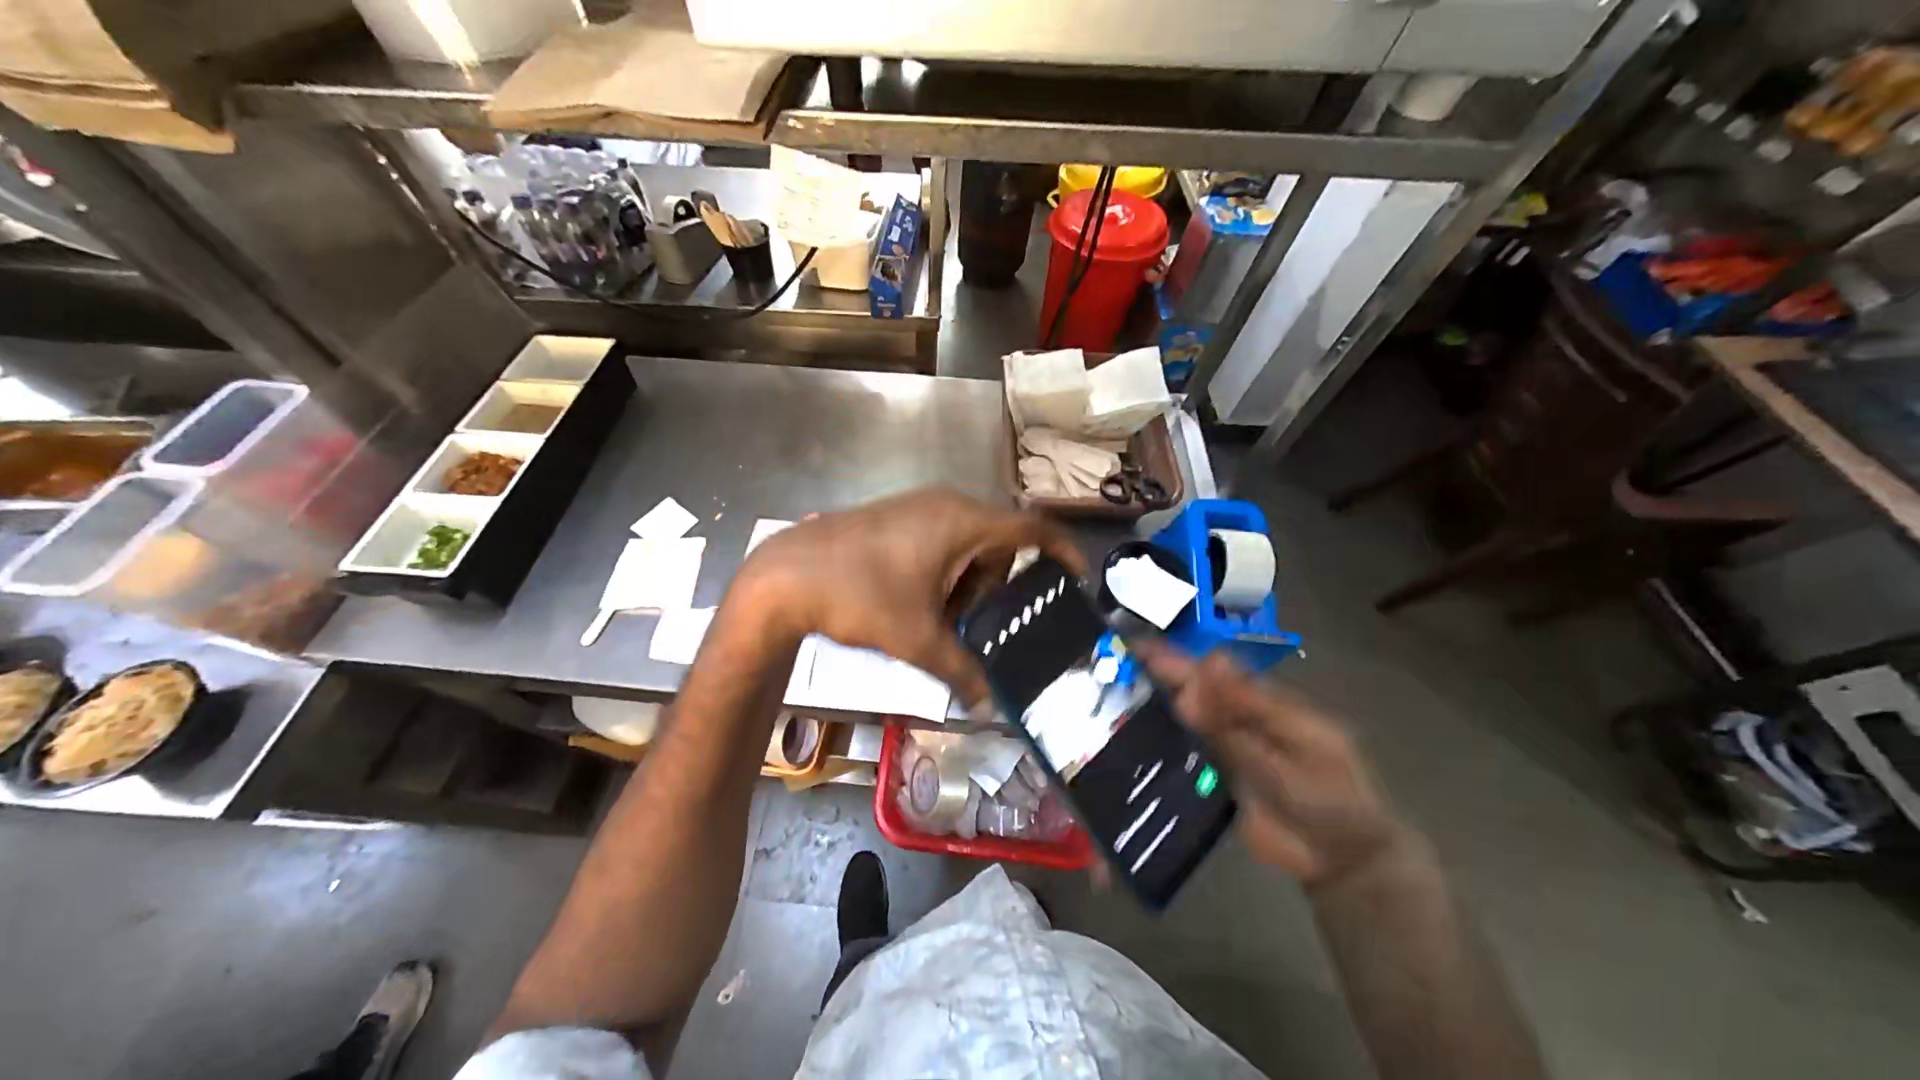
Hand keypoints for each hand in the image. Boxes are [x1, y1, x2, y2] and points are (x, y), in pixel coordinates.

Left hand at [732, 487, 1084, 706]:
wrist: (784, 576)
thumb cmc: (857, 596)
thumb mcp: (915, 638)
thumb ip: (959, 668)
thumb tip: (985, 701)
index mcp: (962, 520)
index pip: (1032, 527)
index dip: (1062, 551)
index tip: (1078, 579)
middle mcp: (946, 503)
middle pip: (998, 541)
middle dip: (999, 584)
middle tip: (983, 624)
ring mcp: (918, 507)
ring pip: (967, 544)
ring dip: (968, 582)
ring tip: (945, 623)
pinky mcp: (895, 517)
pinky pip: (941, 541)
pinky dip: (945, 572)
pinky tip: (921, 606)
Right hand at [1134, 639, 1409, 891]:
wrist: (1343, 864)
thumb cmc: (1333, 803)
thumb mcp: (1294, 756)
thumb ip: (1242, 720)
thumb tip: (1207, 665)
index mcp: (1269, 706)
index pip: (1219, 675)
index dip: (1181, 662)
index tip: (1143, 650)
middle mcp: (1243, 721)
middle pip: (1197, 691)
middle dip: (1162, 675)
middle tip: (1121, 660)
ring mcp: (1228, 750)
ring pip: (1186, 720)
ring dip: (1156, 704)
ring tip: (1114, 690)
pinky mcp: (1216, 780)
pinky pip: (1185, 754)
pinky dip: (1160, 743)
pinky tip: (1129, 738)